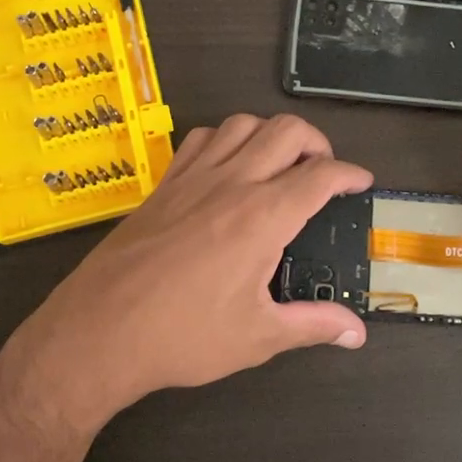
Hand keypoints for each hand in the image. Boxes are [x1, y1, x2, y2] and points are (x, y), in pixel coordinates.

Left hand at [0, 114, 372, 432]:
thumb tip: (357, 332)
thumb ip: (314, 326)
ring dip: (271, 134)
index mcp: (264, 217)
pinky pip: (201, 138)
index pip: (321, 175)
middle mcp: (232, 183)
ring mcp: (193, 178)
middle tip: (323, 172)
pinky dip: (226, 139)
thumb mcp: (259, 337)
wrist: (100, 331)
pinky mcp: (163, 184)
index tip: (361, 183)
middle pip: (287, 131)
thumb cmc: (184, 336)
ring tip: (279, 163)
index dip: (350, 174)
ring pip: (243, 123)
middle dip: (317, 143)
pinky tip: (226, 166)